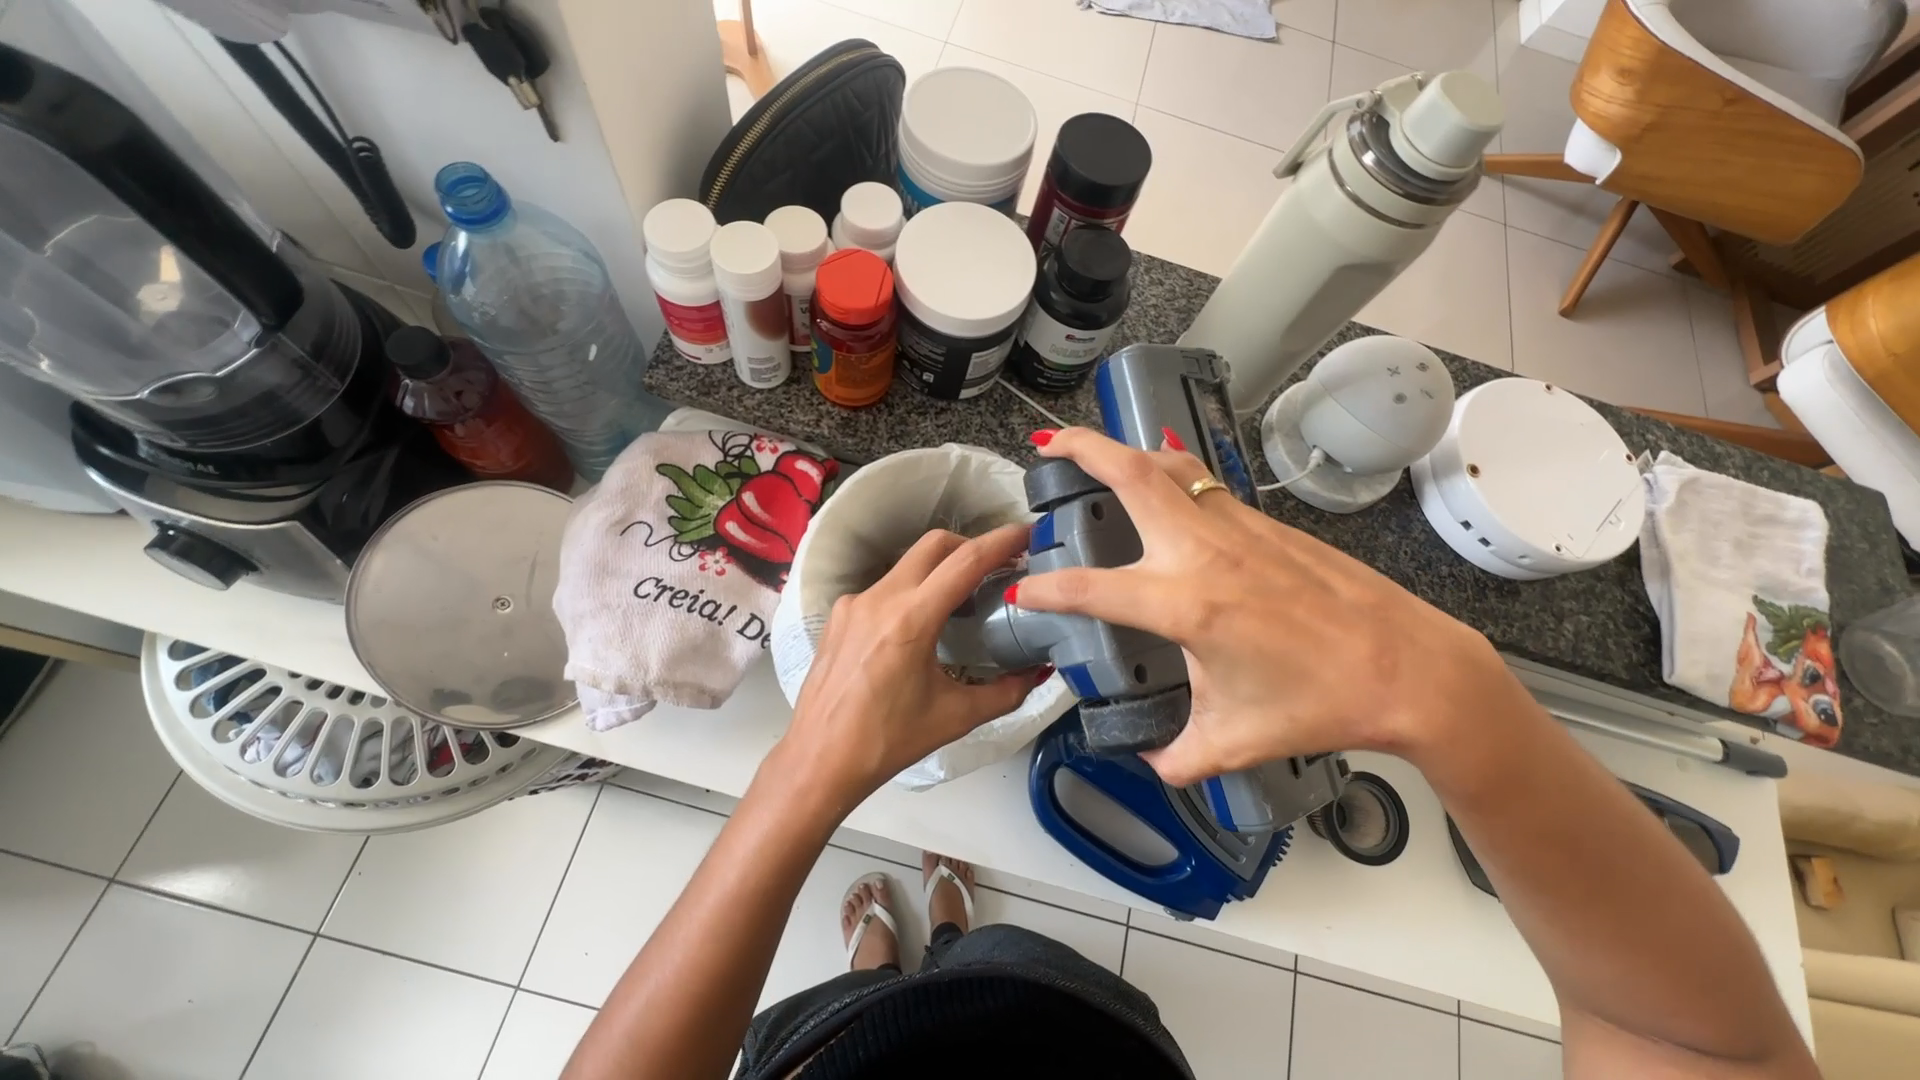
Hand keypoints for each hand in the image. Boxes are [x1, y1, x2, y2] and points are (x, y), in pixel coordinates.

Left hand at [777, 525, 1046, 802]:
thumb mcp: (956, 717)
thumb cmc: (887, 741)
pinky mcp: (838, 616)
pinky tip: (922, 624)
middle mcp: (879, 599)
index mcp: (911, 619)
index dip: (1001, 542)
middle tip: (998, 566)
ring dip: (940, 571)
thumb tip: (1037, 672)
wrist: (819, 760)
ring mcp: (853, 603)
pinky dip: (912, 592)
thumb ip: (1006, 691)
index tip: (1026, 533)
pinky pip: (884, 588)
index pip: (966, 562)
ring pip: (907, 565)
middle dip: (970, 546)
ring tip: (964, 600)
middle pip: (934, 546)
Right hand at [1014, 428, 1530, 786]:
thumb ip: (1179, 755)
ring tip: (1097, 452)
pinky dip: (1172, 474)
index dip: (1047, 590)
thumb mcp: (1234, 739)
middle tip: (1046, 447)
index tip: (1024, 592)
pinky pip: (1206, 485)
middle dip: (1081, 449)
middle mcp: (1206, 551)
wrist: (1410, 669)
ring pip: (1170, 467)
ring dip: (1126, 453)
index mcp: (1187, 604)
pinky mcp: (1268, 525)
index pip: (1092, 587)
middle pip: (1130, 475)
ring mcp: (1240, 529)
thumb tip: (1154, 761)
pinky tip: (1167, 487)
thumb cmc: (1322, 703)